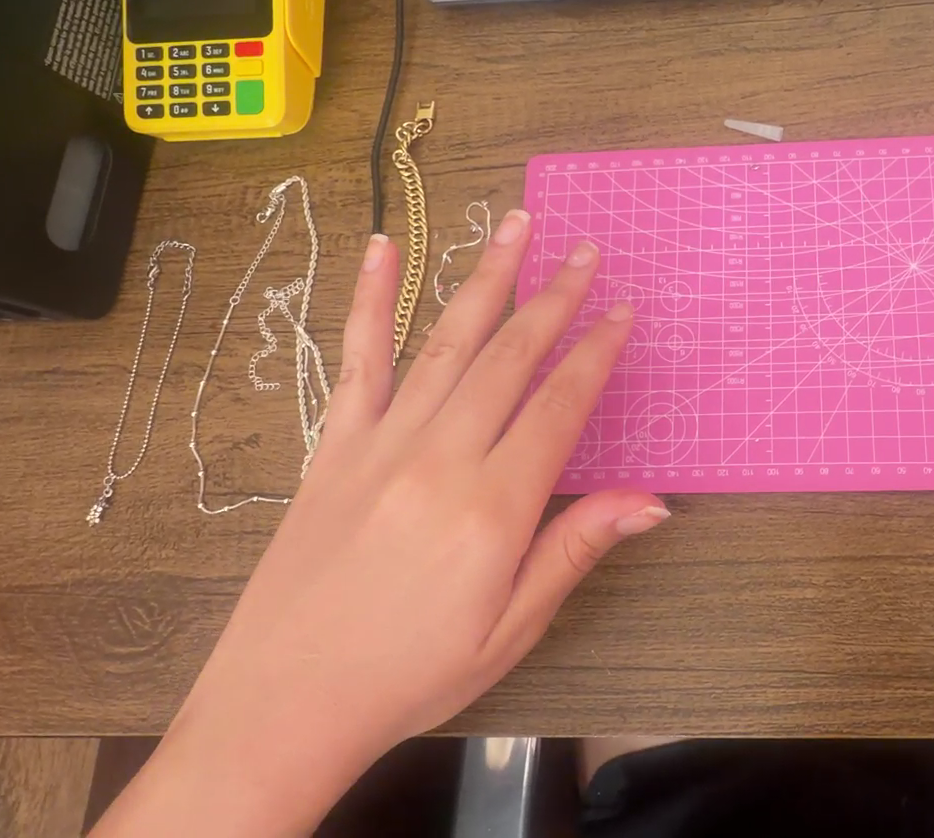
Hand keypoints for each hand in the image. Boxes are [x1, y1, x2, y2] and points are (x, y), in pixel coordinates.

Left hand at [94, 210, 666, 837]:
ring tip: (515, 225)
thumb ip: (578, 548)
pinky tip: (379, 250)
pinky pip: (357, 361)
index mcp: (493, 506)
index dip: (596, 353)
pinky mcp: (335, 446)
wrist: (281, 707)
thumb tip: (651, 500)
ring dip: (487, 278)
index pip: (560, 405)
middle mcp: (440, 457)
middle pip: (510, 357)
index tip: (621, 311)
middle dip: (555, 298)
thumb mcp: (513, 627)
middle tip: (586, 251)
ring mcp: (381, 443)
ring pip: (447, 342)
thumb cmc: (412, 673)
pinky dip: (368, 300)